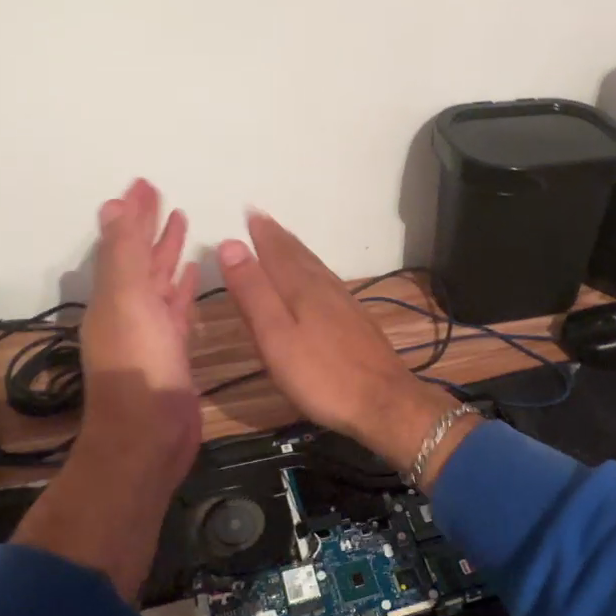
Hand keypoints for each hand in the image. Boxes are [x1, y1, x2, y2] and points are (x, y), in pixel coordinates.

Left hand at [75, 178, 201, 477]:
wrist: (149, 435)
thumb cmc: (140, 364)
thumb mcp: (128, 299)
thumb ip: (124, 253)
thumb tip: (113, 204)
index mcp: (113, 294)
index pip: (124, 242)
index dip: (135, 213)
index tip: (145, 182)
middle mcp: (128, 307)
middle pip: (140, 257)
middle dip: (149, 226)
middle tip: (162, 195)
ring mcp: (151, 330)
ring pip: (160, 280)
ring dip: (168, 252)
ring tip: (181, 221)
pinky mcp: (173, 349)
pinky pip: (178, 307)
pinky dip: (183, 287)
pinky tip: (193, 272)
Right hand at [216, 211, 470, 485]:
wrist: (383, 402)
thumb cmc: (321, 375)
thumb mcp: (275, 336)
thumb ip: (253, 292)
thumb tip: (231, 244)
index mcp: (301, 288)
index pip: (277, 252)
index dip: (262, 234)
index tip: (250, 212)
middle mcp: (325, 288)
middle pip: (299, 256)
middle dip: (279, 238)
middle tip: (264, 221)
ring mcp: (345, 305)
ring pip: (316, 268)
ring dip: (298, 252)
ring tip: (285, 243)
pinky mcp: (357, 323)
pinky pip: (329, 284)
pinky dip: (315, 273)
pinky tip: (318, 283)